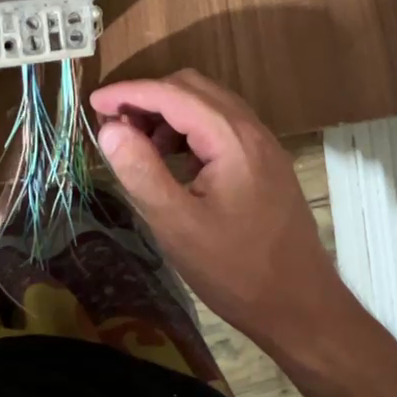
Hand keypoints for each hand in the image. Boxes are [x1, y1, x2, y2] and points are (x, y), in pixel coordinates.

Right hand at [90, 69, 343, 346]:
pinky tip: (173, 161)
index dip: (129, 92)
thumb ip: (141, 172)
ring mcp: (262, 144)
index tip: (92, 102)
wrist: (303, 309)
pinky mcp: (265, 162)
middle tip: (114, 124)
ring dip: (168, 112)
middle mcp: (250, 129)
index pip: (171, 93)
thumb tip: (109, 128)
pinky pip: (221, 124)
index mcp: (231, 138)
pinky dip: (189, 128)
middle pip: (191, 87)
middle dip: (148, 97)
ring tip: (139, 145)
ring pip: (207, 103)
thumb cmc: (236, 271)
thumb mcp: (178, 226)